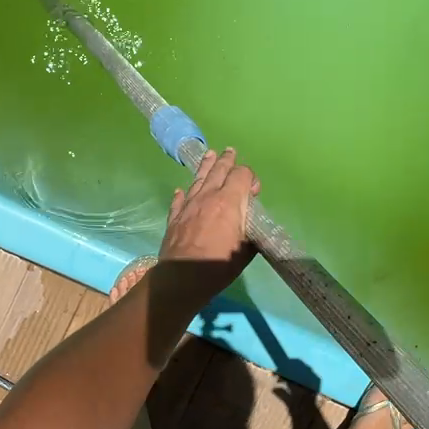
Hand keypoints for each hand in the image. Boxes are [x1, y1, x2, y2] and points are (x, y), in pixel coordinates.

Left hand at [157, 147, 259, 294]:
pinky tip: (181, 190)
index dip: (249, 177)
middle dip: (226, 160)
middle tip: (230, 151)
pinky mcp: (174, 217)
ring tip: (209, 154)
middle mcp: (208, 196)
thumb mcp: (246, 249)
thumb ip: (250, 230)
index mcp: (229, 201)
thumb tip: (250, 222)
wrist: (183, 277)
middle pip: (219, 170)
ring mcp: (189, 205)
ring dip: (206, 166)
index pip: (241, 175)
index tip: (254, 189)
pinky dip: (183, 193)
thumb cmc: (219, 265)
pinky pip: (179, 199)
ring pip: (198, 179)